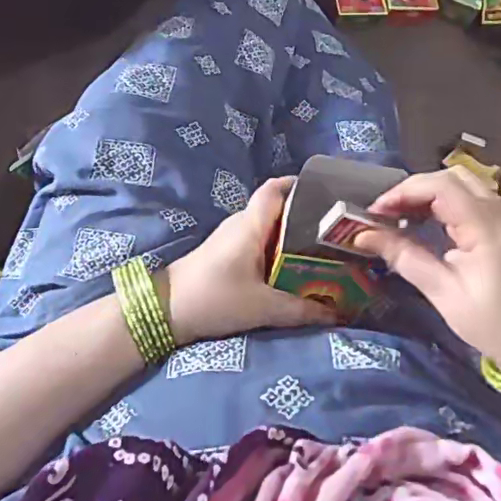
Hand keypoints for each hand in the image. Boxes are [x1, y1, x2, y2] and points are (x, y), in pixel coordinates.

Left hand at [164, 176, 336, 341]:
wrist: (164, 310)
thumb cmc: (213, 298)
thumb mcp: (262, 307)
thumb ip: (301, 310)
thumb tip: (337, 316)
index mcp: (250, 226)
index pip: (275, 189)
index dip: (298, 184)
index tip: (324, 192)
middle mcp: (240, 225)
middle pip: (276, 209)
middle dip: (304, 216)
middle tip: (332, 231)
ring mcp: (229, 238)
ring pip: (266, 228)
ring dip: (289, 236)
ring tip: (319, 250)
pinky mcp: (223, 253)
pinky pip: (256, 242)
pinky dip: (275, 249)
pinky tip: (290, 266)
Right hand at [354, 168, 500, 374]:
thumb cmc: (492, 323)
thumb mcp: (442, 292)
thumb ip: (405, 257)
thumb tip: (364, 235)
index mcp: (485, 226)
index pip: (440, 186)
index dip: (403, 192)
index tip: (376, 212)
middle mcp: (498, 212)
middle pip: (451, 177)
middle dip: (413, 188)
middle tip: (385, 212)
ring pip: (463, 183)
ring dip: (429, 192)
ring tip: (400, 215)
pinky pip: (471, 198)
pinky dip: (444, 200)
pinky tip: (425, 220)